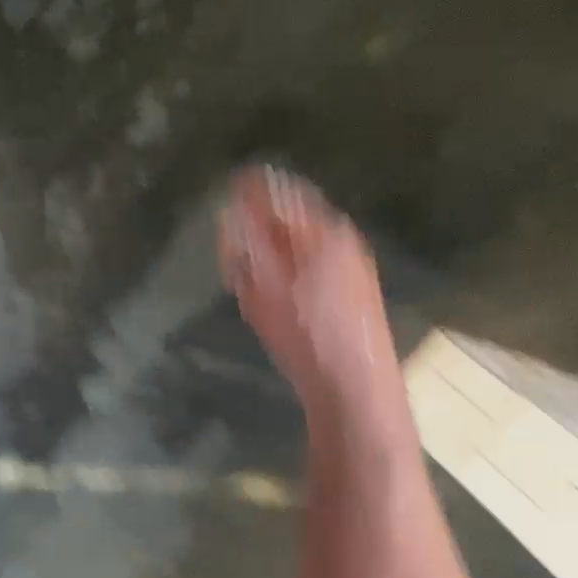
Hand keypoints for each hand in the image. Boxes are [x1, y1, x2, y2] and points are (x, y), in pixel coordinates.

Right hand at [218, 167, 404, 420]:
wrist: (355, 389)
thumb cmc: (303, 332)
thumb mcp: (260, 283)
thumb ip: (245, 237)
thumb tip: (233, 201)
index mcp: (322, 232)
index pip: (278, 189)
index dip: (246, 187)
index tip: (222, 194)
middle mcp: (343, 240)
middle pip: (288, 213)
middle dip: (254, 223)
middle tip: (231, 248)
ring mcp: (352, 264)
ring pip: (296, 238)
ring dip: (267, 246)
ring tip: (246, 275)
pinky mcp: (354, 288)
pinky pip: (307, 259)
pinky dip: (283, 264)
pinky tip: (271, 293)